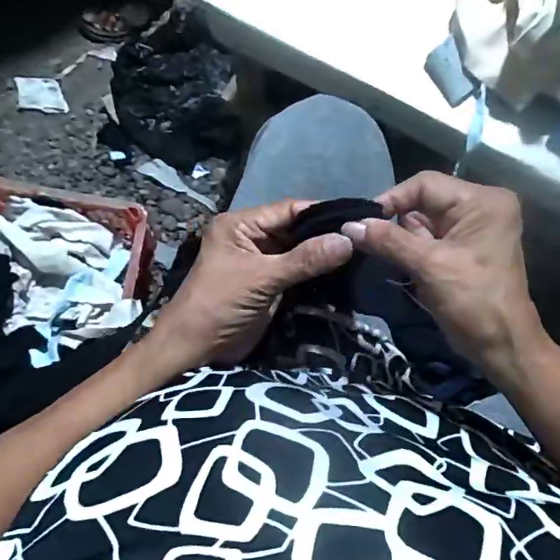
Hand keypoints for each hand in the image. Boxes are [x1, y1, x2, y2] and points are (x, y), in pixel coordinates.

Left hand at [144, 199, 353, 372]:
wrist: (195, 349)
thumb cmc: (219, 305)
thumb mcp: (262, 279)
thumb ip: (304, 259)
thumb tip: (348, 239)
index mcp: (240, 225)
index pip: (288, 210)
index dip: (321, 213)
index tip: (357, 218)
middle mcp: (250, 238)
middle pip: (295, 229)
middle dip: (325, 235)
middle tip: (364, 238)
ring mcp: (260, 262)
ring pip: (299, 252)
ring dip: (323, 256)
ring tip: (361, 253)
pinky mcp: (268, 285)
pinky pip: (297, 272)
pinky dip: (316, 274)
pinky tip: (344, 273)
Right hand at [341, 172, 548, 373]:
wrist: (503, 347)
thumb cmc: (473, 301)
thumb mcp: (428, 266)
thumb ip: (388, 240)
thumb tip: (348, 225)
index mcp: (482, 201)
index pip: (425, 184)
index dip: (391, 200)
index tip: (361, 222)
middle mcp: (481, 207)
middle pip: (423, 202)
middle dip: (396, 224)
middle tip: (368, 243)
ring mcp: (474, 229)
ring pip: (423, 223)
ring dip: (403, 242)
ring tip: (389, 260)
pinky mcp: (465, 250)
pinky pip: (430, 240)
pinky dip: (413, 252)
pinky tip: (402, 268)